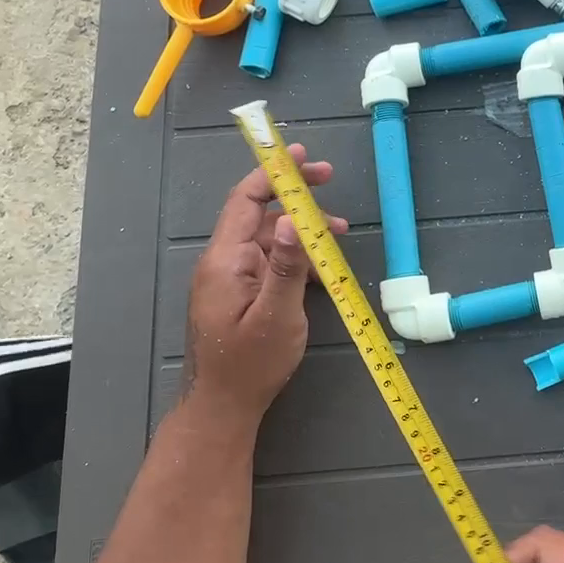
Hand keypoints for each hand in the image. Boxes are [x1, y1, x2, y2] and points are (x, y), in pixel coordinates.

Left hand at [183, 145, 348, 423]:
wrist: (223, 406)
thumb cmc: (250, 364)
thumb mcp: (276, 316)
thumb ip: (286, 266)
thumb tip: (293, 219)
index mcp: (226, 260)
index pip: (245, 200)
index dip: (273, 174)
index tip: (301, 156)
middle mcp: (225, 261)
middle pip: (259, 212)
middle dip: (295, 194)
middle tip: (330, 179)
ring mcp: (233, 277)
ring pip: (270, 236)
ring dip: (303, 228)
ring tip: (340, 231)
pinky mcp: (242, 291)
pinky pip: (272, 260)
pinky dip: (298, 255)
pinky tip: (322, 268)